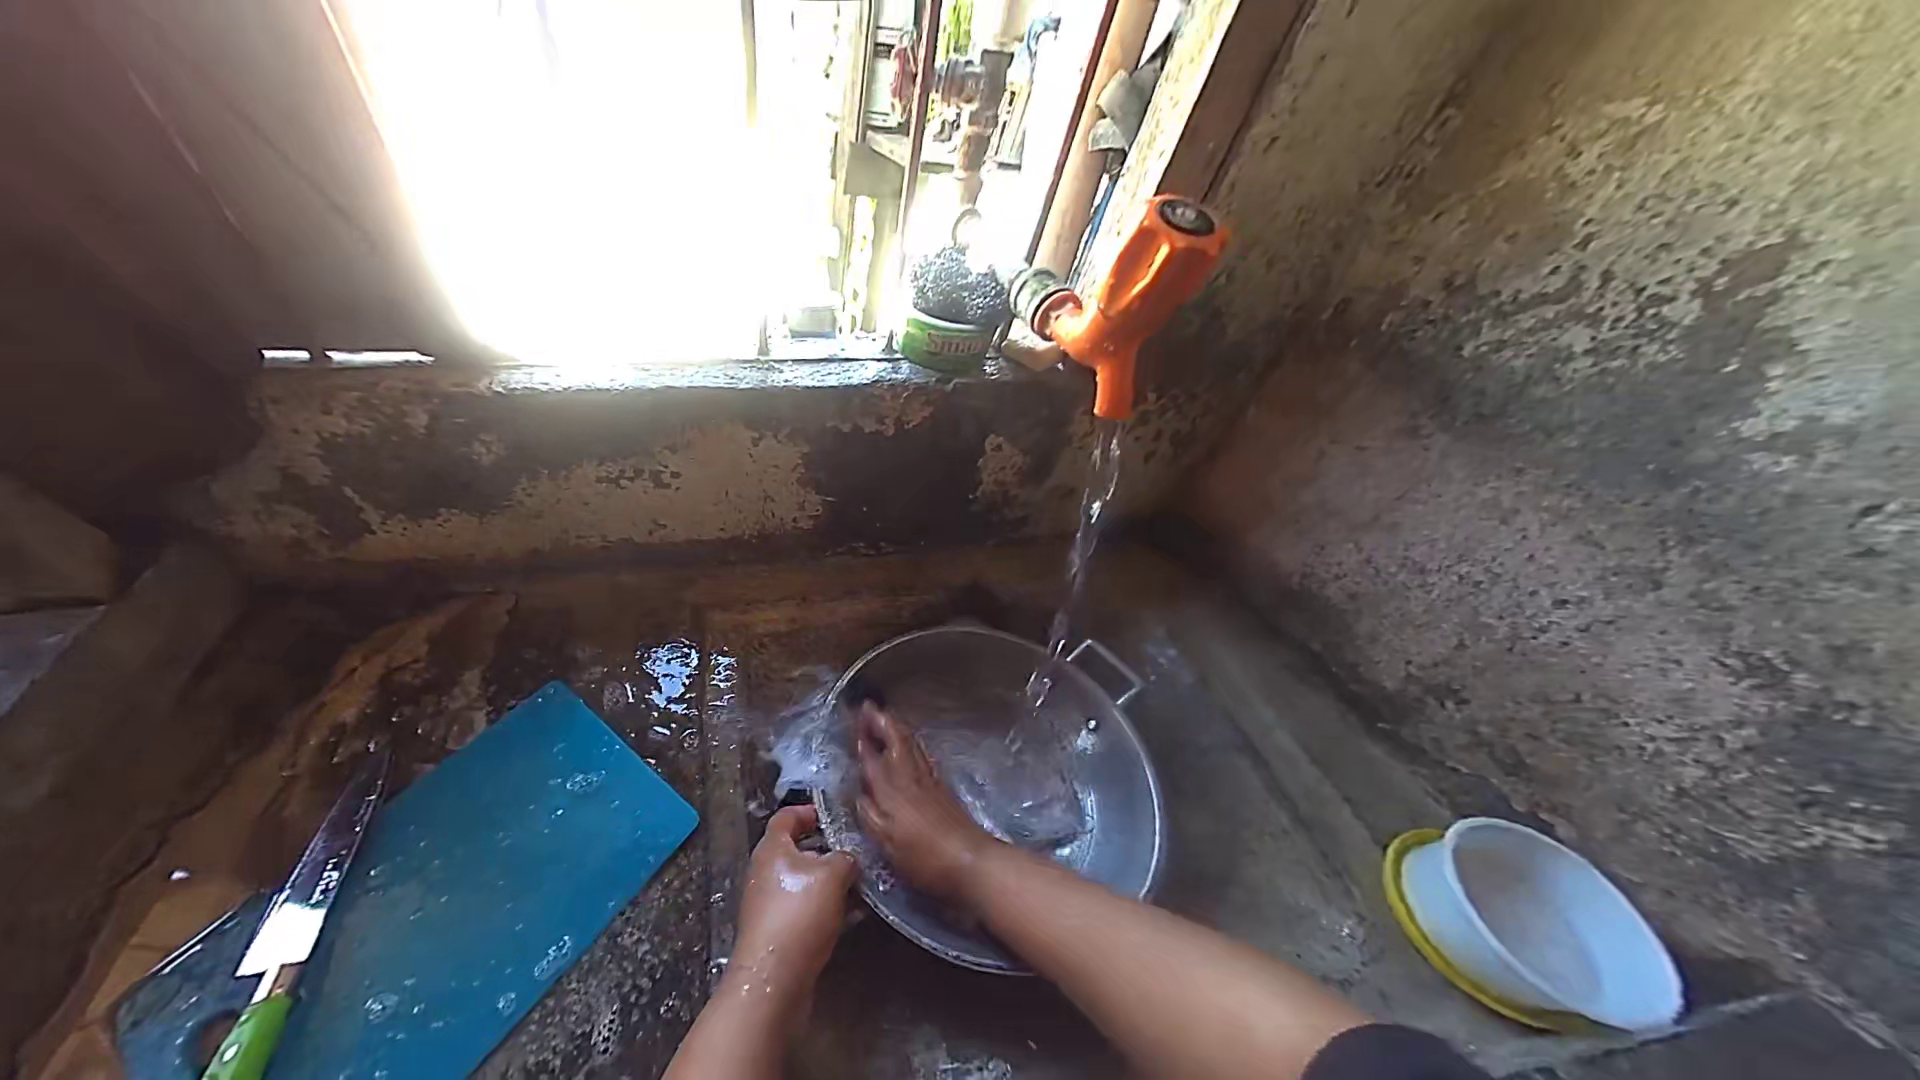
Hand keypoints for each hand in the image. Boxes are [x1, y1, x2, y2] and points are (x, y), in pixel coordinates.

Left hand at [732, 804, 857, 998]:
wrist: (774, 981)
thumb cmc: (799, 915)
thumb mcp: (833, 875)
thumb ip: (846, 857)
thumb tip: (849, 858)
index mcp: (772, 849)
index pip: (786, 816)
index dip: (809, 811)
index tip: (833, 815)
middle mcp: (765, 872)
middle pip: (798, 849)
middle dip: (827, 849)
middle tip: (855, 850)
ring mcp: (769, 904)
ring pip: (804, 881)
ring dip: (830, 880)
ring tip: (861, 883)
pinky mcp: (777, 931)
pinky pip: (805, 907)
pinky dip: (826, 906)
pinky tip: (852, 914)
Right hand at [855, 702, 1000, 904]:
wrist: (971, 860)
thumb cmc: (924, 857)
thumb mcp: (887, 844)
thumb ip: (870, 815)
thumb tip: (859, 792)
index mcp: (892, 790)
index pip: (872, 757)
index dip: (862, 738)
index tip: (853, 718)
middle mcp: (910, 777)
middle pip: (896, 739)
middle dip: (881, 721)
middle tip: (868, 706)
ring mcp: (929, 779)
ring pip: (910, 743)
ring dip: (896, 727)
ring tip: (884, 717)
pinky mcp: (941, 786)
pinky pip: (921, 753)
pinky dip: (910, 741)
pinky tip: (908, 744)